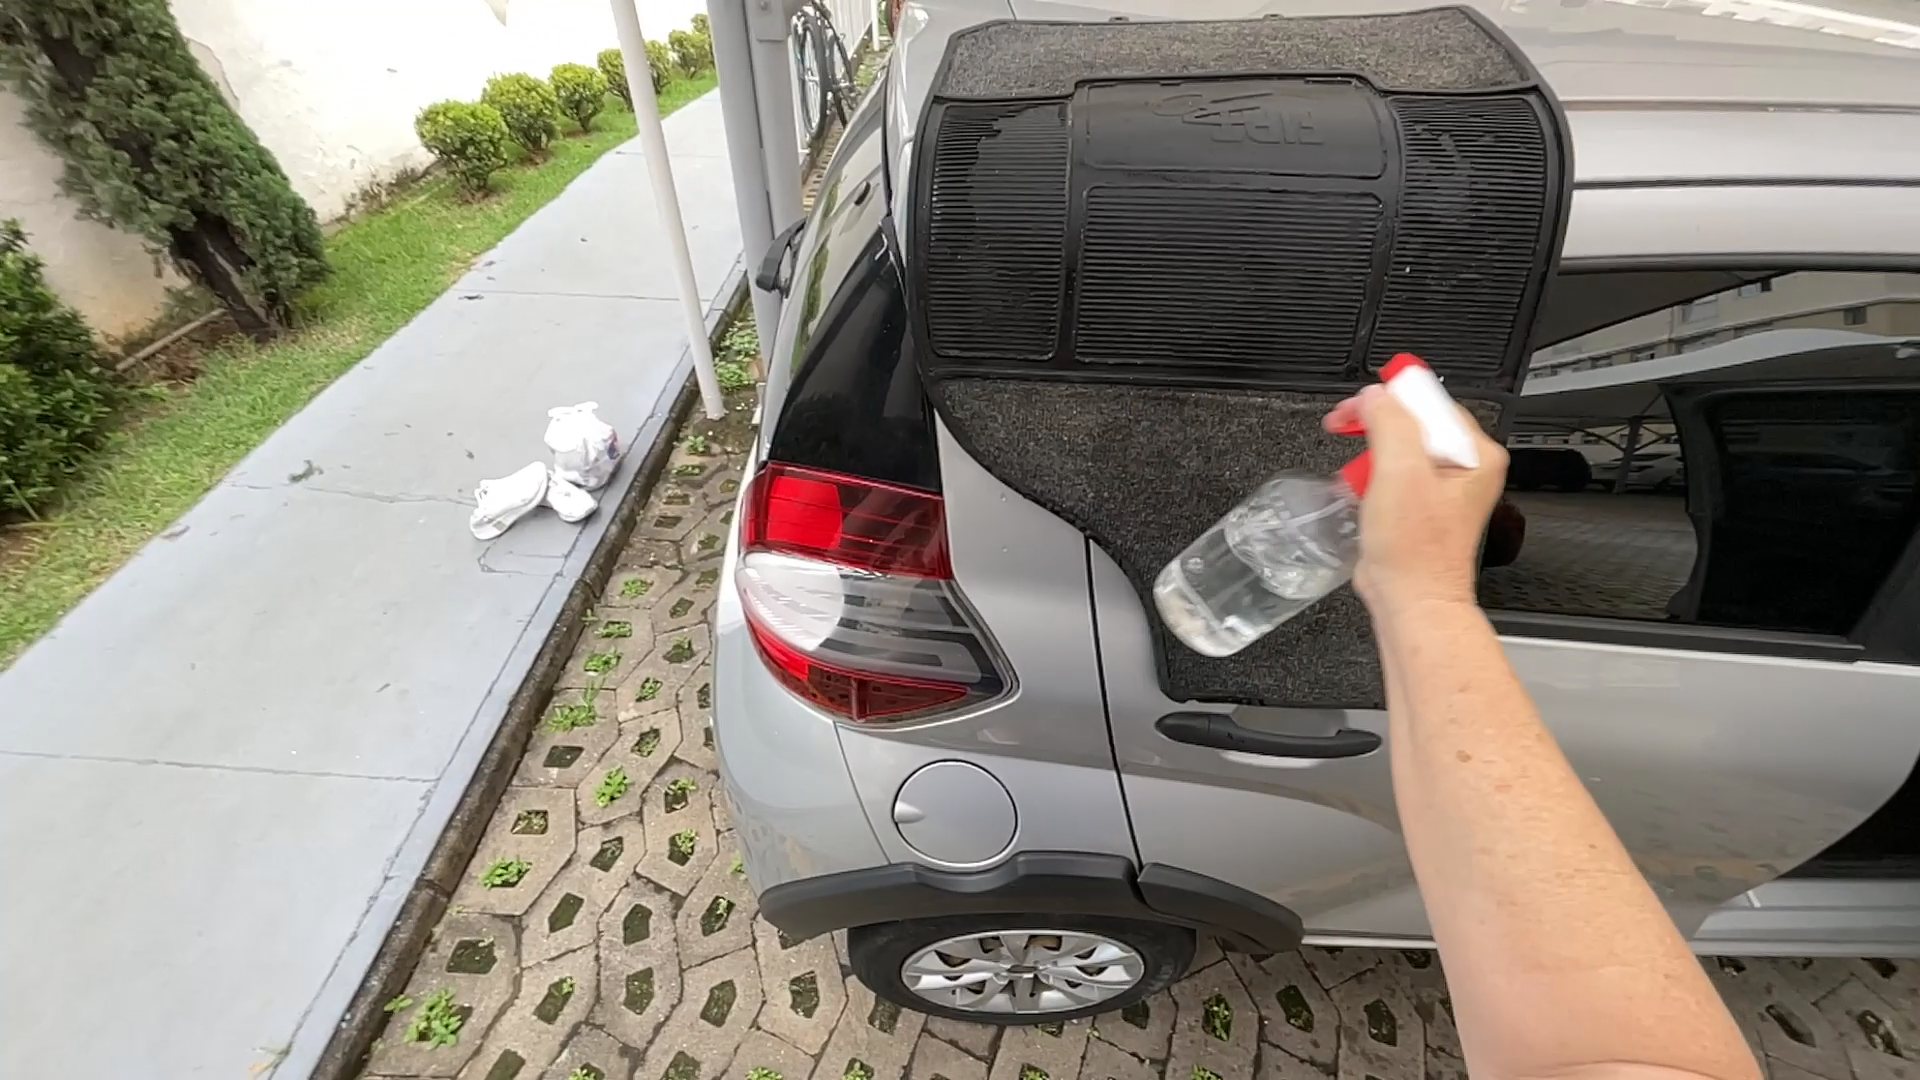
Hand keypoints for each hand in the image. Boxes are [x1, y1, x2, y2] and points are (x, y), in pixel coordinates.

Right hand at [1323, 385, 1507, 616]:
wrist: (1408, 596)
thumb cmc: (1415, 550)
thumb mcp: (1400, 473)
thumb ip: (1389, 424)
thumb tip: (1375, 396)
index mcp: (1476, 455)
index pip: (1431, 402)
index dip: (1389, 397)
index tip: (1357, 403)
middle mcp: (1464, 469)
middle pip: (1414, 423)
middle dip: (1374, 422)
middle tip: (1344, 424)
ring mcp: (1440, 489)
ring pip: (1399, 448)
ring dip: (1369, 452)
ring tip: (1354, 468)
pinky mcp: (1416, 506)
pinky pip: (1391, 473)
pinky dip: (1370, 475)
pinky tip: (1359, 488)